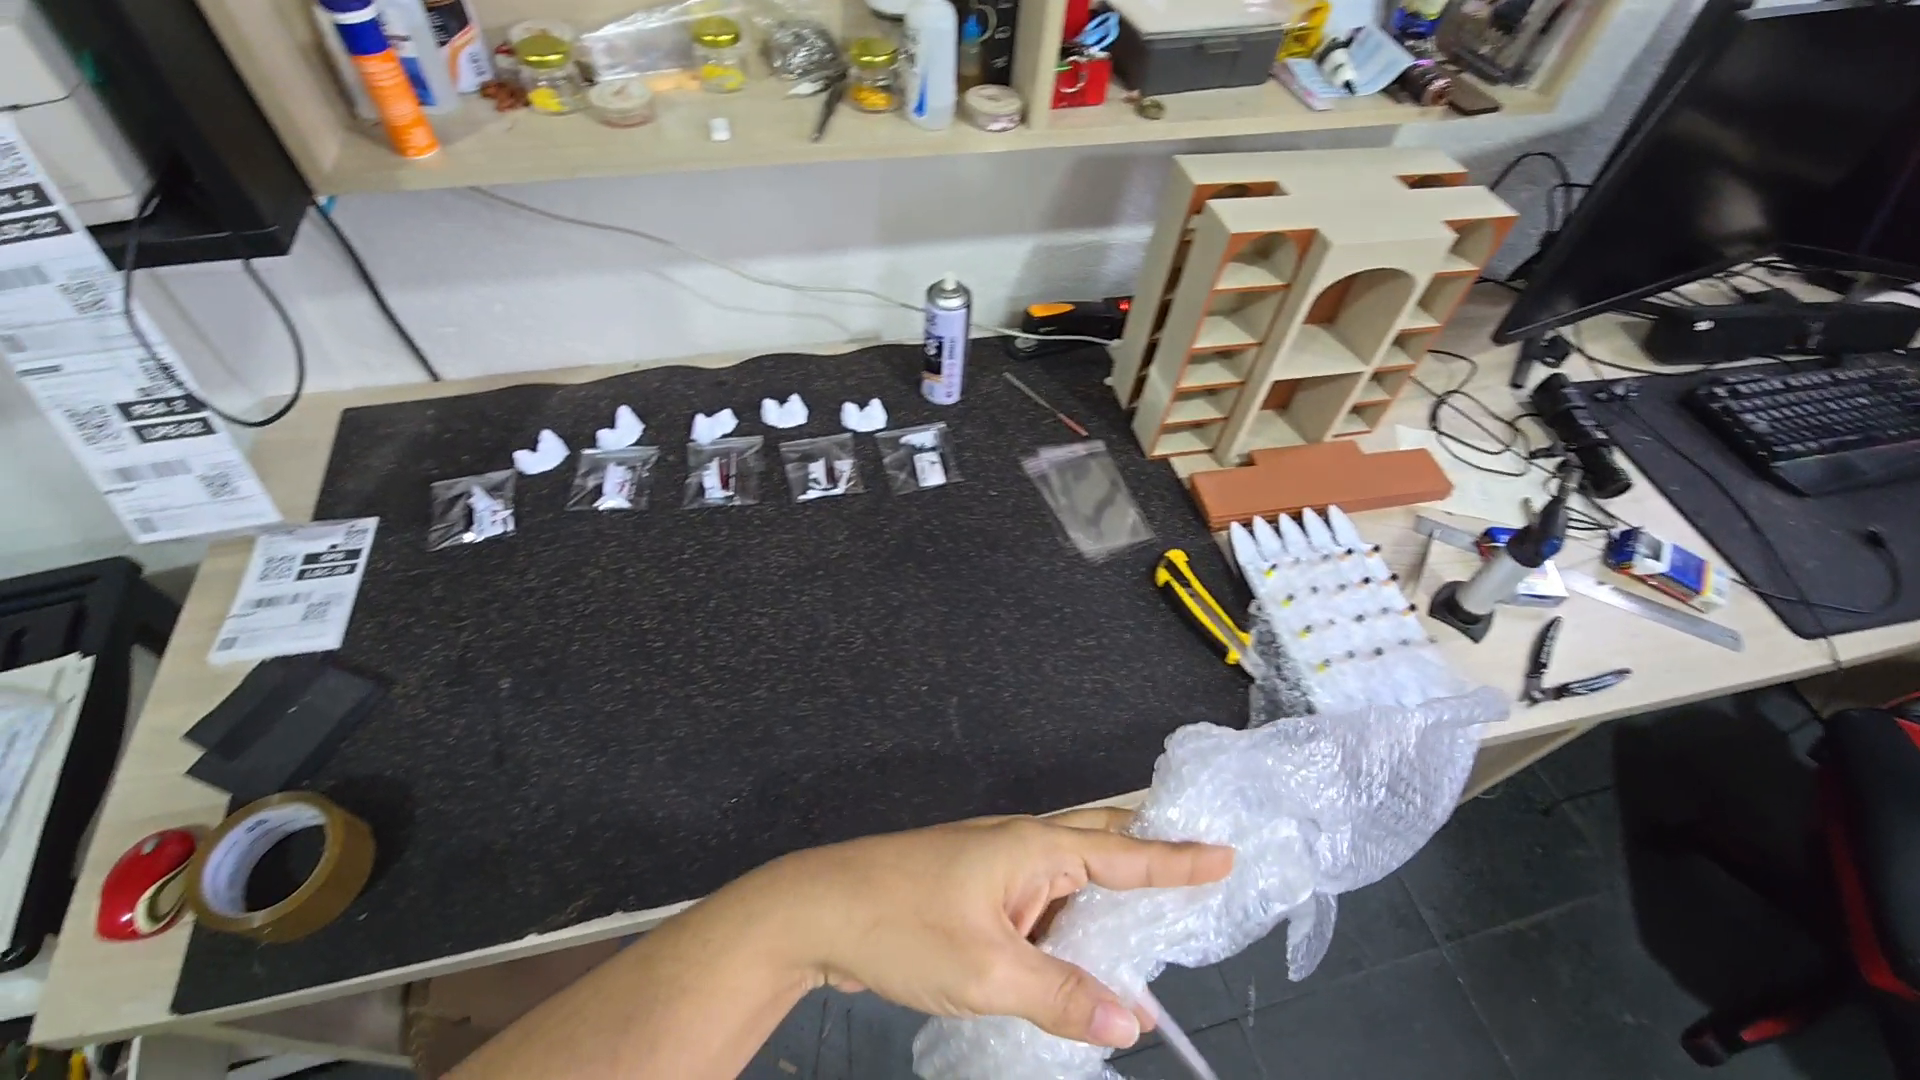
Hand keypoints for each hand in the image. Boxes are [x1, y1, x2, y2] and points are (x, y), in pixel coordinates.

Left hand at [726, 810, 1232, 1049]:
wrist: (816, 910)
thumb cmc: (903, 925)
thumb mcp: (989, 972)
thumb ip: (1064, 996)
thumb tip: (1133, 1022)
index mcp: (1034, 847)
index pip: (1124, 851)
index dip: (1178, 859)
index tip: (1226, 853)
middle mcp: (1020, 846)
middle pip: (1100, 849)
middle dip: (1147, 866)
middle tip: (1195, 886)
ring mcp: (994, 867)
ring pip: (1069, 883)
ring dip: (1103, 910)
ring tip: (1144, 943)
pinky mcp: (975, 890)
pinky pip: (1039, 904)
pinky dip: (1065, 930)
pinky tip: (1074, 965)